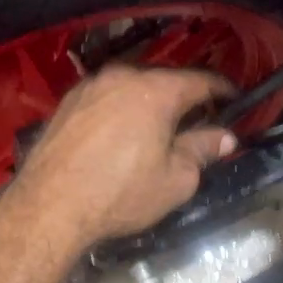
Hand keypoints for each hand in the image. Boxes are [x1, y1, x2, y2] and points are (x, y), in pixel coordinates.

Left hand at [0, 66, 237, 267]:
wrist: (48, 205)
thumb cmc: (119, 193)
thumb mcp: (174, 180)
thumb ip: (201, 151)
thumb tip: (224, 137)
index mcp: (155, 90)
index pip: (199, 80)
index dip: (221, 90)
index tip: (233, 99)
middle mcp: (121, 77)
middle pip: (162, 82)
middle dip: (181, 99)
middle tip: (195, 122)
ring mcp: (89, 87)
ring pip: (129, 89)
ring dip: (146, 105)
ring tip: (155, 131)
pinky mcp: (66, 102)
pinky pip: (104, 99)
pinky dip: (117, 111)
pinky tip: (118, 136)